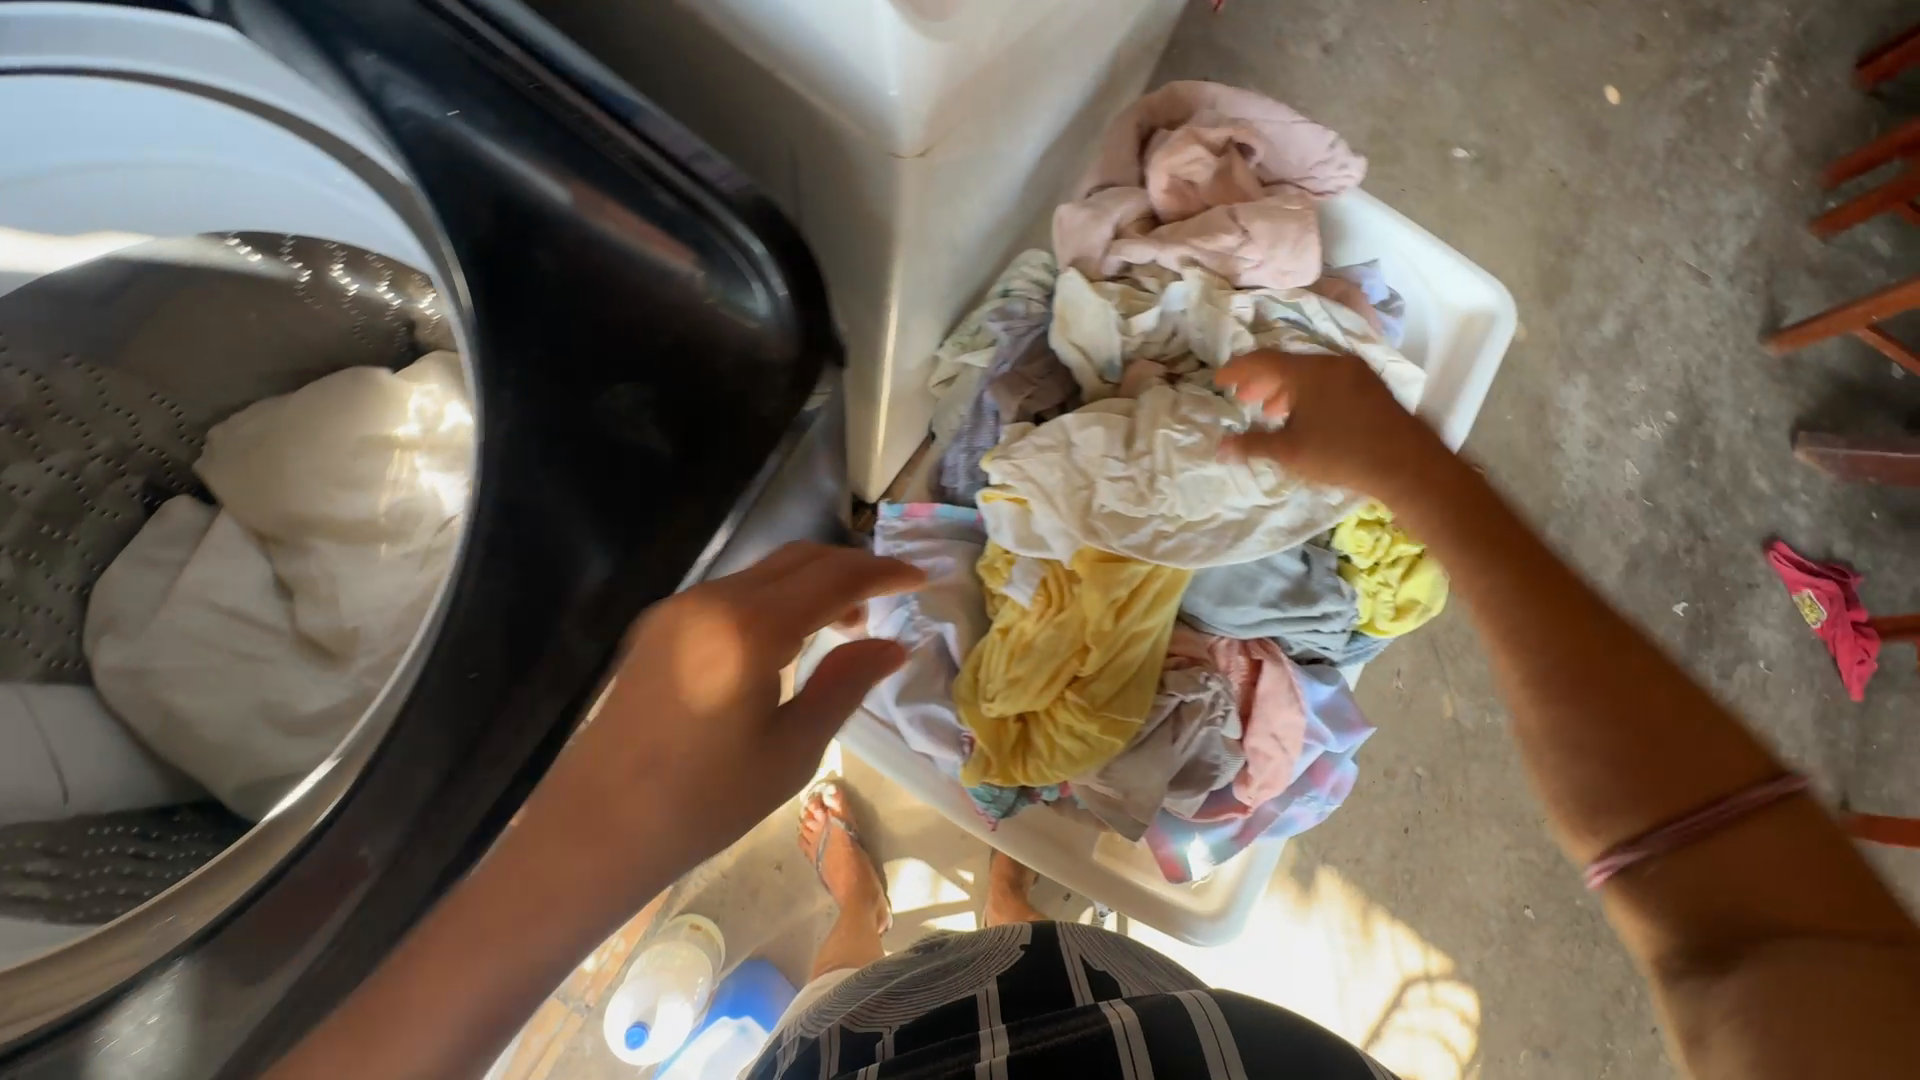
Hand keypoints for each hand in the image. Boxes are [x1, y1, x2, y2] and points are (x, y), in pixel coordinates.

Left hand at [519, 542, 923, 896]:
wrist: (592, 833)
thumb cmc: (703, 805)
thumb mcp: (793, 750)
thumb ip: (846, 683)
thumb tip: (892, 645)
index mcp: (749, 629)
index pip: (833, 579)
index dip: (882, 574)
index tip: (920, 580)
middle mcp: (710, 600)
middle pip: (798, 560)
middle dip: (850, 570)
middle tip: (889, 599)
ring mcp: (678, 609)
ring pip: (764, 572)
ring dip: (812, 583)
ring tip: (845, 623)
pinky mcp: (658, 626)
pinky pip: (733, 593)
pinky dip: (774, 599)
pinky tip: (788, 638)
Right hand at [1214, 349, 1456, 503]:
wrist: (1407, 464)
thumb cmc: (1341, 454)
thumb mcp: (1288, 452)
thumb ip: (1252, 445)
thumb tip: (1220, 446)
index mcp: (1308, 371)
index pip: (1262, 360)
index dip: (1237, 370)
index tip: (1219, 381)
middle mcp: (1332, 363)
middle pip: (1288, 364)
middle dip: (1261, 381)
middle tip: (1243, 398)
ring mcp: (1356, 373)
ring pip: (1311, 373)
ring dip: (1286, 389)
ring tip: (1271, 412)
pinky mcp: (1372, 388)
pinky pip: (1330, 381)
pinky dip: (1309, 394)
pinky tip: (1305, 417)